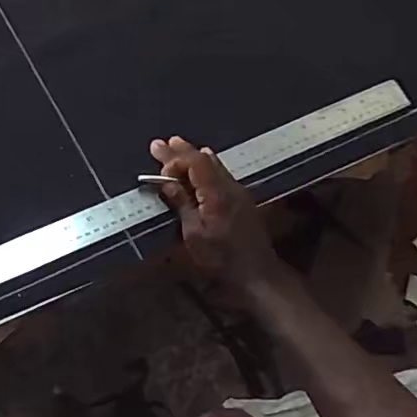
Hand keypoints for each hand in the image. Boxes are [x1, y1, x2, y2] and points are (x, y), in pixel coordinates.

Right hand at [149, 136, 282, 287]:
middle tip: (159, 144)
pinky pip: (220, 174)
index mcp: (217, 193)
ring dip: (193, 156)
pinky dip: (205, 166)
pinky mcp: (242, 200)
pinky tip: (201, 163)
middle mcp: (230, 187)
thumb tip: (167, 183)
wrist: (257, 273)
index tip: (159, 171)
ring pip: (214, 165)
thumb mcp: (194, 234)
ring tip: (176, 146)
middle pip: (204, 160)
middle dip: (180, 152)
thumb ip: (182, 204)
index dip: (176, 161)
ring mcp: (238, 192)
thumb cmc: (221, 258)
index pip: (196, 163)